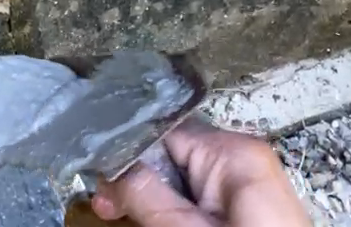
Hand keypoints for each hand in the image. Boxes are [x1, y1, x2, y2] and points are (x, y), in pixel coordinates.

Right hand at [91, 119, 310, 226]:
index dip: (126, 157)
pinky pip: (203, 201)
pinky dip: (179, 214)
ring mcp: (249, 187)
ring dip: (154, 203)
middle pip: (172, 157)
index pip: (163, 133)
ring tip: (120, 217)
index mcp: (233, 152)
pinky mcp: (251, 212)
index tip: (99, 186)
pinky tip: (156, 222)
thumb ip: (145, 196)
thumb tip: (107, 167)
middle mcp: (243, 158)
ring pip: (184, 182)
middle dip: (137, 183)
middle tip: (104, 212)